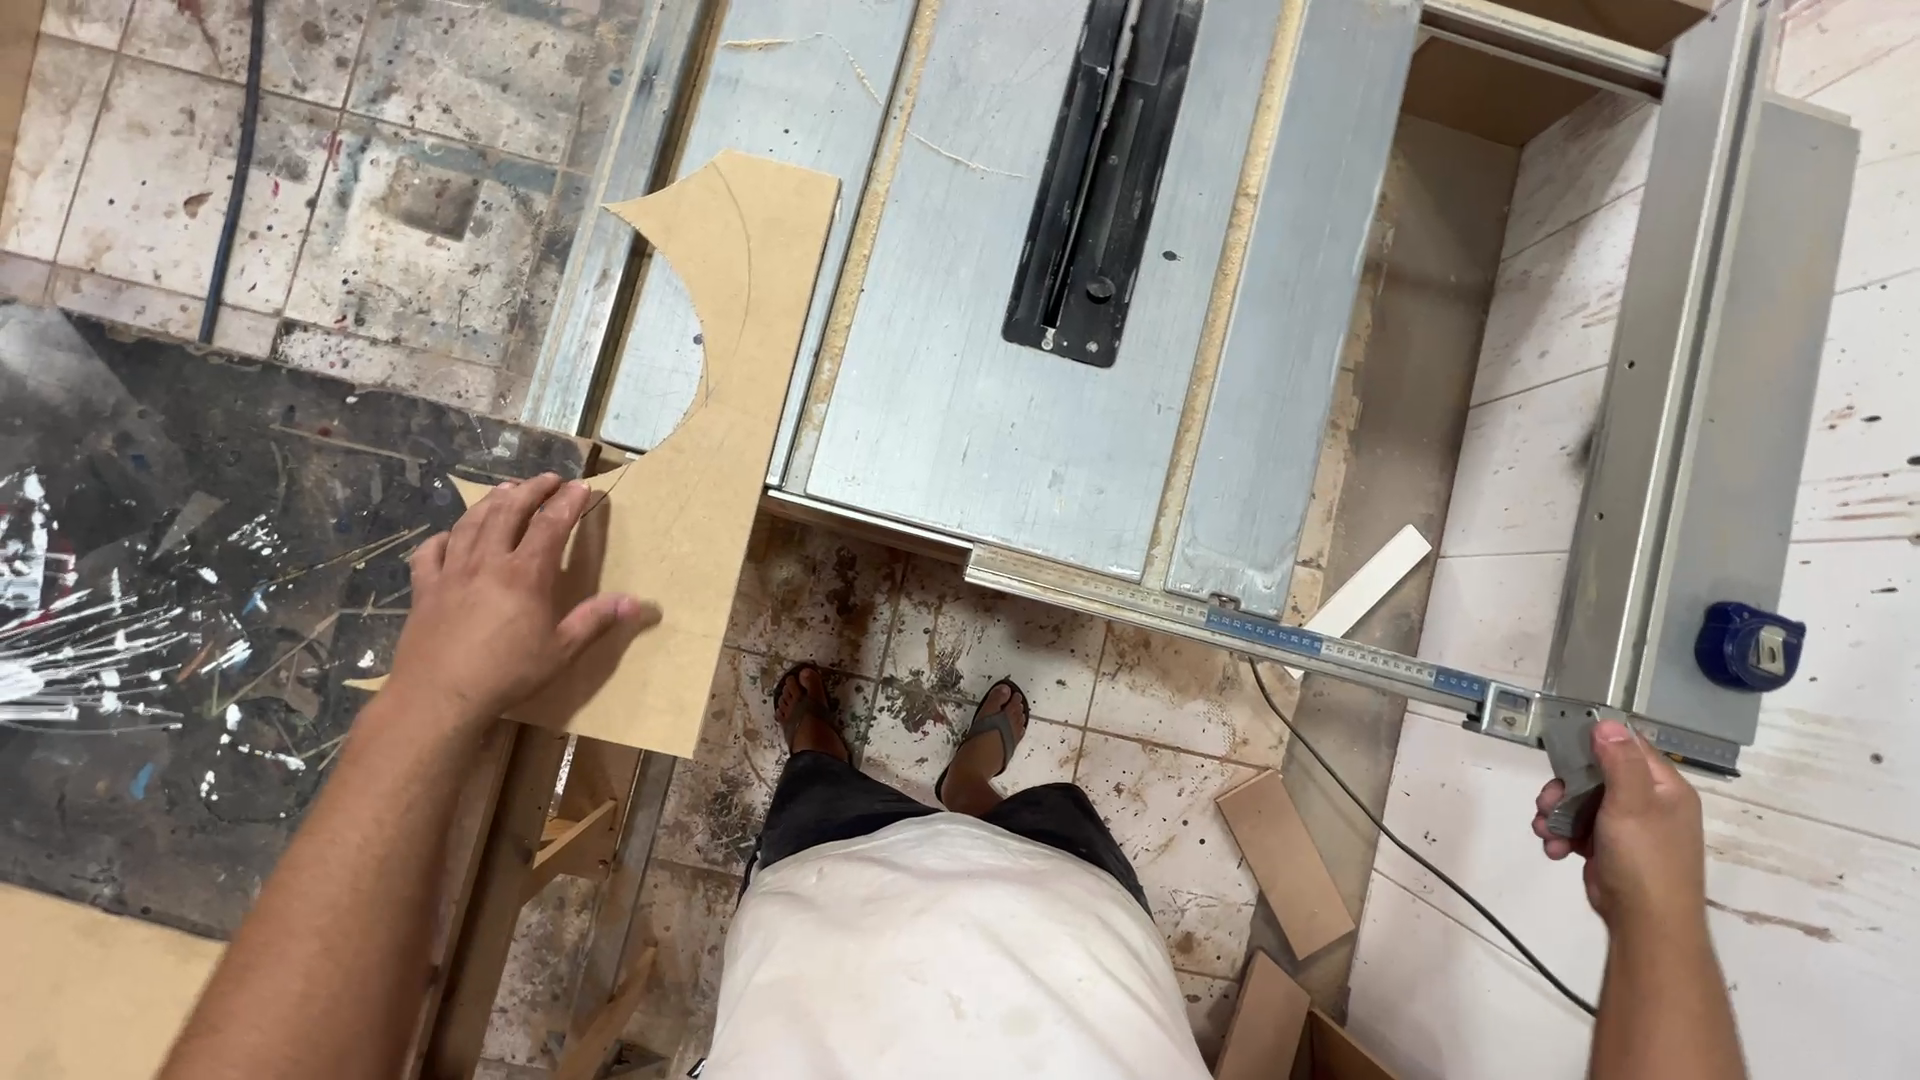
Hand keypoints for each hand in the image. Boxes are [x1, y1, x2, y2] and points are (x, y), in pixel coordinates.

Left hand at [382, 473, 661, 729]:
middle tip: (547, 479)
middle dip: (530, 490)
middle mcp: (487, 563)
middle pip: (508, 512)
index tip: (581, 487)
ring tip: (505, 491)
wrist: (438, 697)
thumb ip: (596, 620)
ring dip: (491, 502)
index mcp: (525, 575)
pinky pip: (431, 552)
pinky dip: (445, 537)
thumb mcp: (562, 650)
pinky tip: (451, 535)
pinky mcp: (425, 590)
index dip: (567, 503)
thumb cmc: (507, 674)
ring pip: (471, 524)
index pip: (550, 525)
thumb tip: (636, 602)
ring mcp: (451, 573)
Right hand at [1533, 720, 1707, 933]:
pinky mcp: (1608, 844)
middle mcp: (1649, 802)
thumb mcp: (1632, 805)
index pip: (1628, 747)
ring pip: (1579, 800)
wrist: (1645, 922)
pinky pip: (1576, 826)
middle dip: (1563, 786)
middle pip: (1594, 774)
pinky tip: (1553, 846)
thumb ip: (1620, 763)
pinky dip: (1559, 833)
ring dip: (1555, 812)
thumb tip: (1607, 722)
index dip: (1595, 742)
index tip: (1561, 746)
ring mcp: (1628, 825)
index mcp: (1665, 789)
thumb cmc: (1645, 859)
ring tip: (1544, 828)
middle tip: (1547, 800)